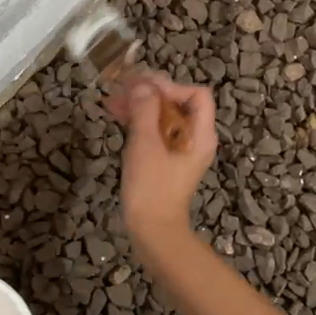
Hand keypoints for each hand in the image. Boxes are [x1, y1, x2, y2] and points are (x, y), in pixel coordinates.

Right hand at [105, 73, 217, 239]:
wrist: (152, 229)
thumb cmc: (151, 186)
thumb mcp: (145, 144)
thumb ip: (145, 110)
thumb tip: (142, 85)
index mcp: (201, 134)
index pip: (196, 95)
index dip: (171, 86)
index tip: (144, 89)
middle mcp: (197, 139)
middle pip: (180, 103)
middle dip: (151, 92)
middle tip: (123, 87)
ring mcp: (183, 150)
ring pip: (165, 116)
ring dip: (142, 105)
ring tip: (114, 100)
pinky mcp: (169, 159)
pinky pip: (158, 131)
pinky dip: (141, 121)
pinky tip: (118, 115)